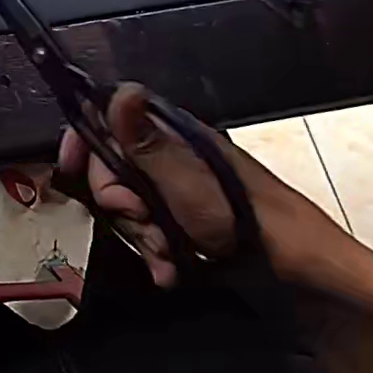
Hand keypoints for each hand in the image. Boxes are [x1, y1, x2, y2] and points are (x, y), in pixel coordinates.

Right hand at [57, 84, 372, 310]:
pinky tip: (169, 268)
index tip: (71, 166)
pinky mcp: (181, 222)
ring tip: (165, 252)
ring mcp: (175, 191)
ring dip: (137, 233)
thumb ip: (146, 143)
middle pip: (111, 167)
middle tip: (140, 218)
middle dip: (117, 200)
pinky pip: (145, 230)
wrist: (302, 280)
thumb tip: (120, 91)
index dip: (85, 140)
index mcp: (171, 134)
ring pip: (126, 205)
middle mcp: (169, 157)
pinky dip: (151, 250)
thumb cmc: (249, 223)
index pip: (109, 120)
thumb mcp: (189, 184)